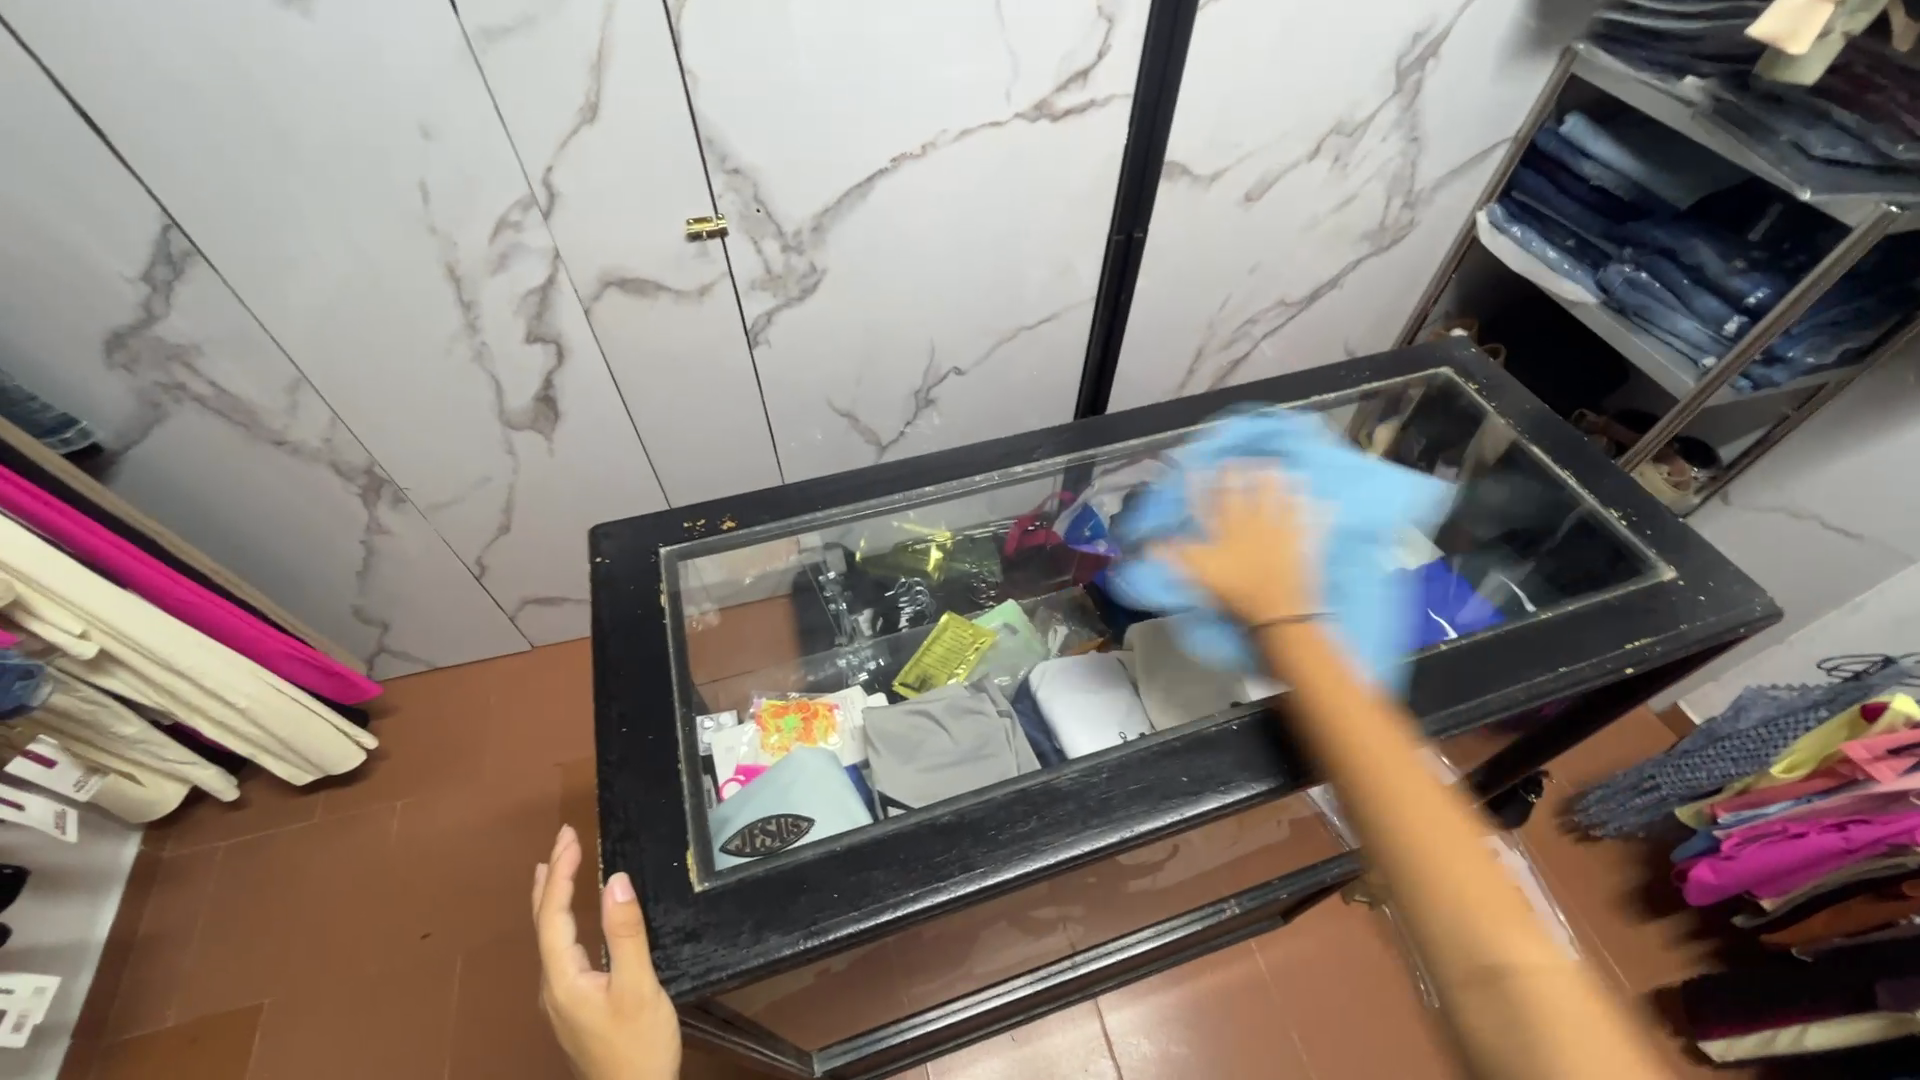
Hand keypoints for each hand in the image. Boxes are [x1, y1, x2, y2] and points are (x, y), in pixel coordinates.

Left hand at [533, 824, 681, 1079]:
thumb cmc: (638, 1045)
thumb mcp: (638, 987)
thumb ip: (626, 934)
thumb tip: (615, 880)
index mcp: (563, 978)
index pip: (552, 914)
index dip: (559, 873)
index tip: (570, 836)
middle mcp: (553, 985)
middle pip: (543, 923)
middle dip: (550, 877)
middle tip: (563, 838)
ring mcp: (561, 997)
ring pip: (549, 936)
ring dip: (553, 896)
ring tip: (555, 867)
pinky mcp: (574, 1004)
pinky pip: (561, 948)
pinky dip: (563, 919)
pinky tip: (573, 918)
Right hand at [1154, 464, 1322, 625]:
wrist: (1278, 610)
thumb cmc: (1235, 592)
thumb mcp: (1198, 574)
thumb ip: (1175, 556)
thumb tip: (1148, 544)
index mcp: (1227, 530)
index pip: (1212, 503)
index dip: (1204, 486)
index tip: (1200, 467)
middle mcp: (1254, 524)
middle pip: (1248, 496)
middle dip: (1245, 476)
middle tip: (1246, 460)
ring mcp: (1282, 532)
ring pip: (1281, 502)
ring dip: (1282, 485)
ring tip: (1285, 469)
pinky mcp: (1304, 544)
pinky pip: (1314, 525)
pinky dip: (1320, 513)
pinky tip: (1326, 502)